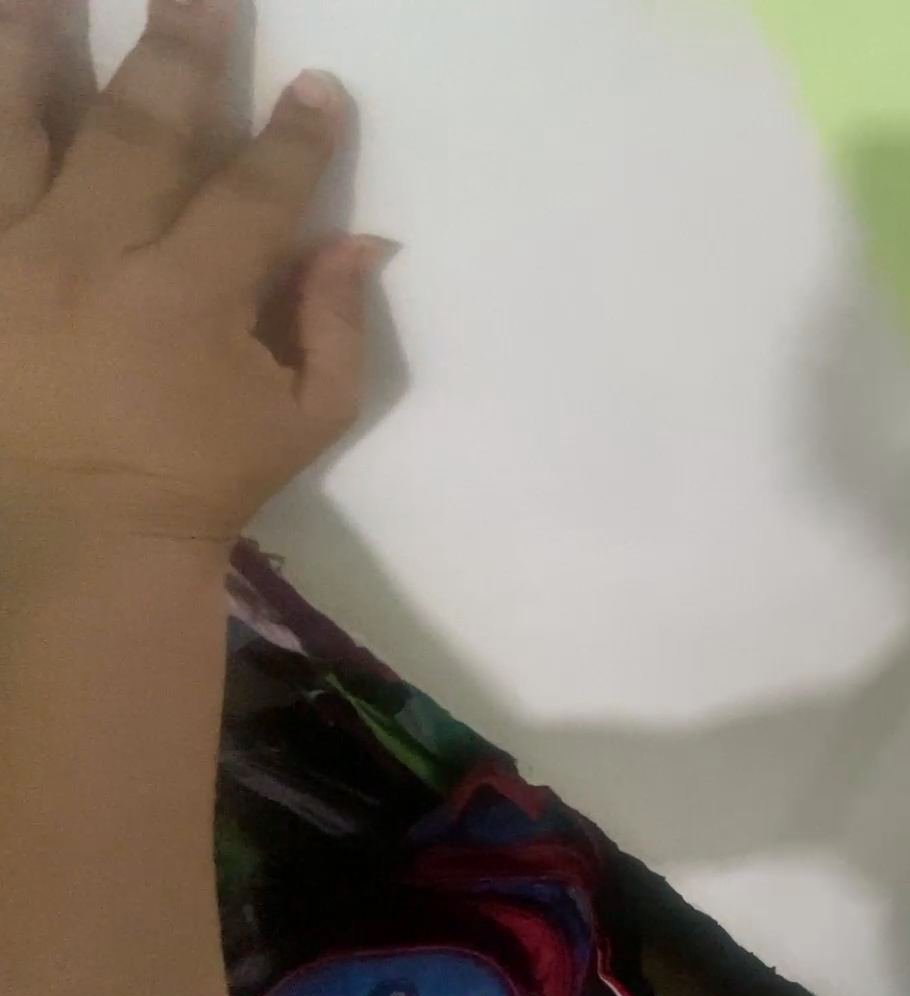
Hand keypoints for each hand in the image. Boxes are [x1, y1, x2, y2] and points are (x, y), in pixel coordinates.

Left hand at [0, 0, 385, 550]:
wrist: (80, 522)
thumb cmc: (216, 467)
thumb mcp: (312, 411)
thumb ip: (335, 321)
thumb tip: (363, 242)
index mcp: (195, 296)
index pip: (259, 192)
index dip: (297, 137)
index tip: (324, 85)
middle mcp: (92, 254)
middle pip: (142, 130)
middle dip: (181, 54)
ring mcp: (4, 253)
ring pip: (15, 121)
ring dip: (35, 42)